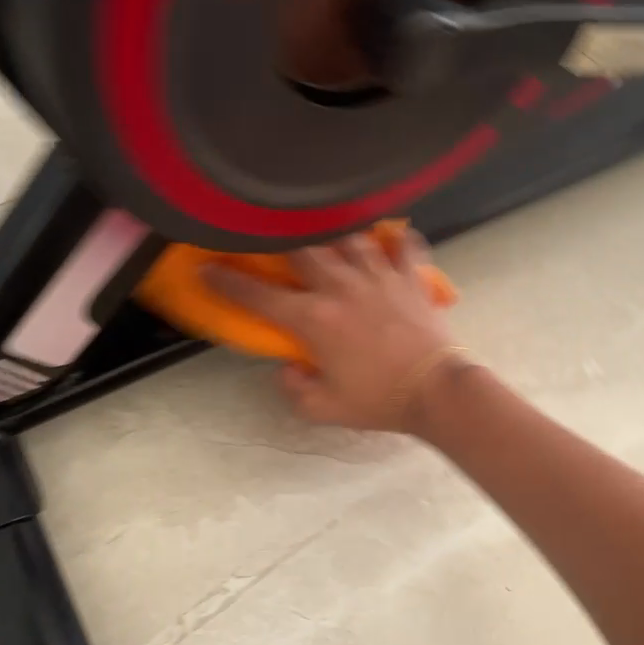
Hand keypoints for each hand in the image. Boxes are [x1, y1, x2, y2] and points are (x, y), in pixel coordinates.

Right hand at [203, 230, 464, 431]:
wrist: (437, 390)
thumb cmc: (379, 401)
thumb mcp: (325, 409)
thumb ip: (295, 389)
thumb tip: (287, 367)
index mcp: (313, 318)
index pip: (258, 295)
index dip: (227, 280)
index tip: (207, 267)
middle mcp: (340, 286)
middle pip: (300, 249)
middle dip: (278, 242)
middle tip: (270, 240)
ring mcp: (378, 275)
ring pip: (347, 236)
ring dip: (332, 235)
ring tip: (328, 235)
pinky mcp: (410, 276)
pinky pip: (402, 244)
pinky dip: (395, 238)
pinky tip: (389, 238)